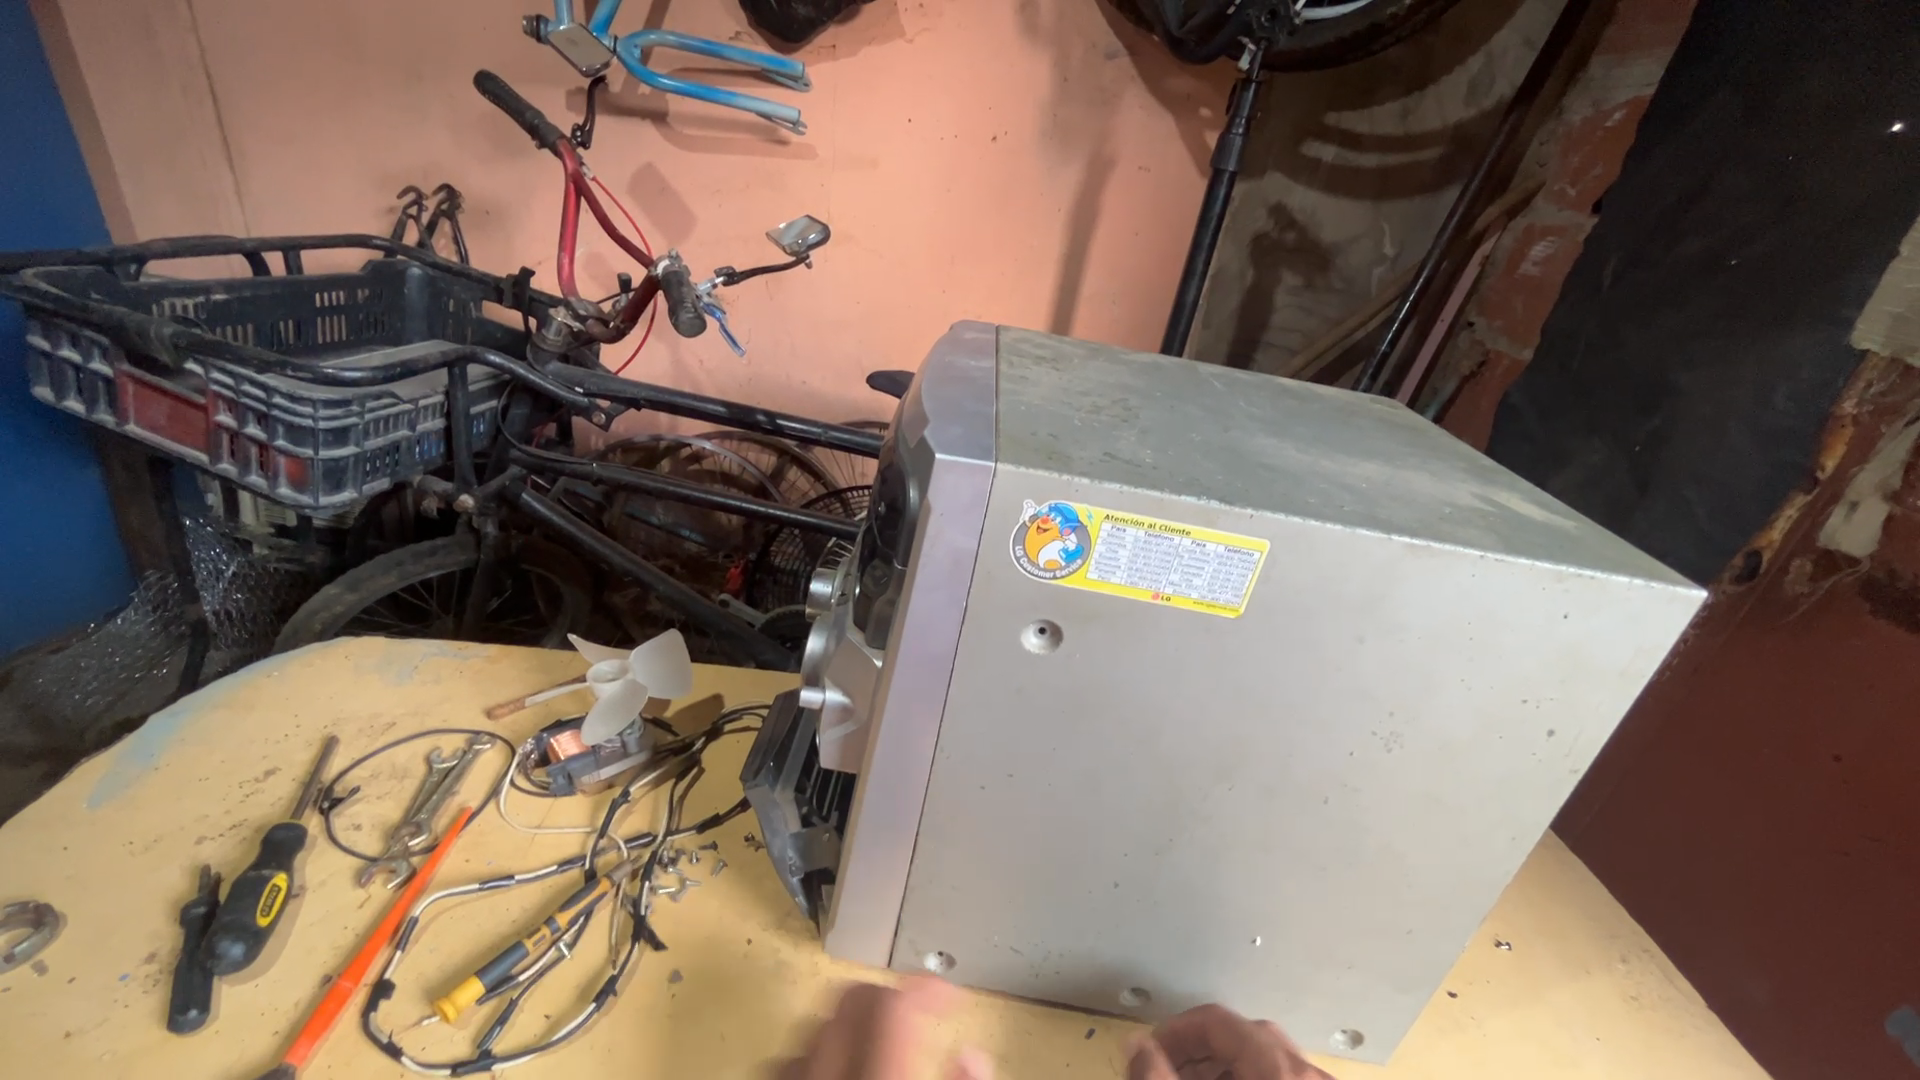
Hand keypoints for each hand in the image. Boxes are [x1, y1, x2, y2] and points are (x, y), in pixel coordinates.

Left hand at [777, 975, 991, 1079]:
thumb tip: (974, 1058)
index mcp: (879, 1072)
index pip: (895, 1001)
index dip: (925, 983)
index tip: (945, 989)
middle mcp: (831, 1070)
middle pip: (851, 999)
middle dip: (886, 992)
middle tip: (915, 1007)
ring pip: (812, 1025)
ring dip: (845, 1019)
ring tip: (875, 1034)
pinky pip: (783, 1060)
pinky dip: (809, 1050)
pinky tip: (828, 1064)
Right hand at [1127, 1005, 1335, 1079]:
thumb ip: (1159, 1076)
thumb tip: (1136, 1045)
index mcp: (1277, 1066)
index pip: (1215, 1019)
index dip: (1175, 1029)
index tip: (1150, 1048)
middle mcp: (1307, 1073)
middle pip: (1243, 1038)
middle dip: (1197, 1052)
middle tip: (1166, 1070)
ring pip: (1266, 1064)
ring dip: (1221, 1069)